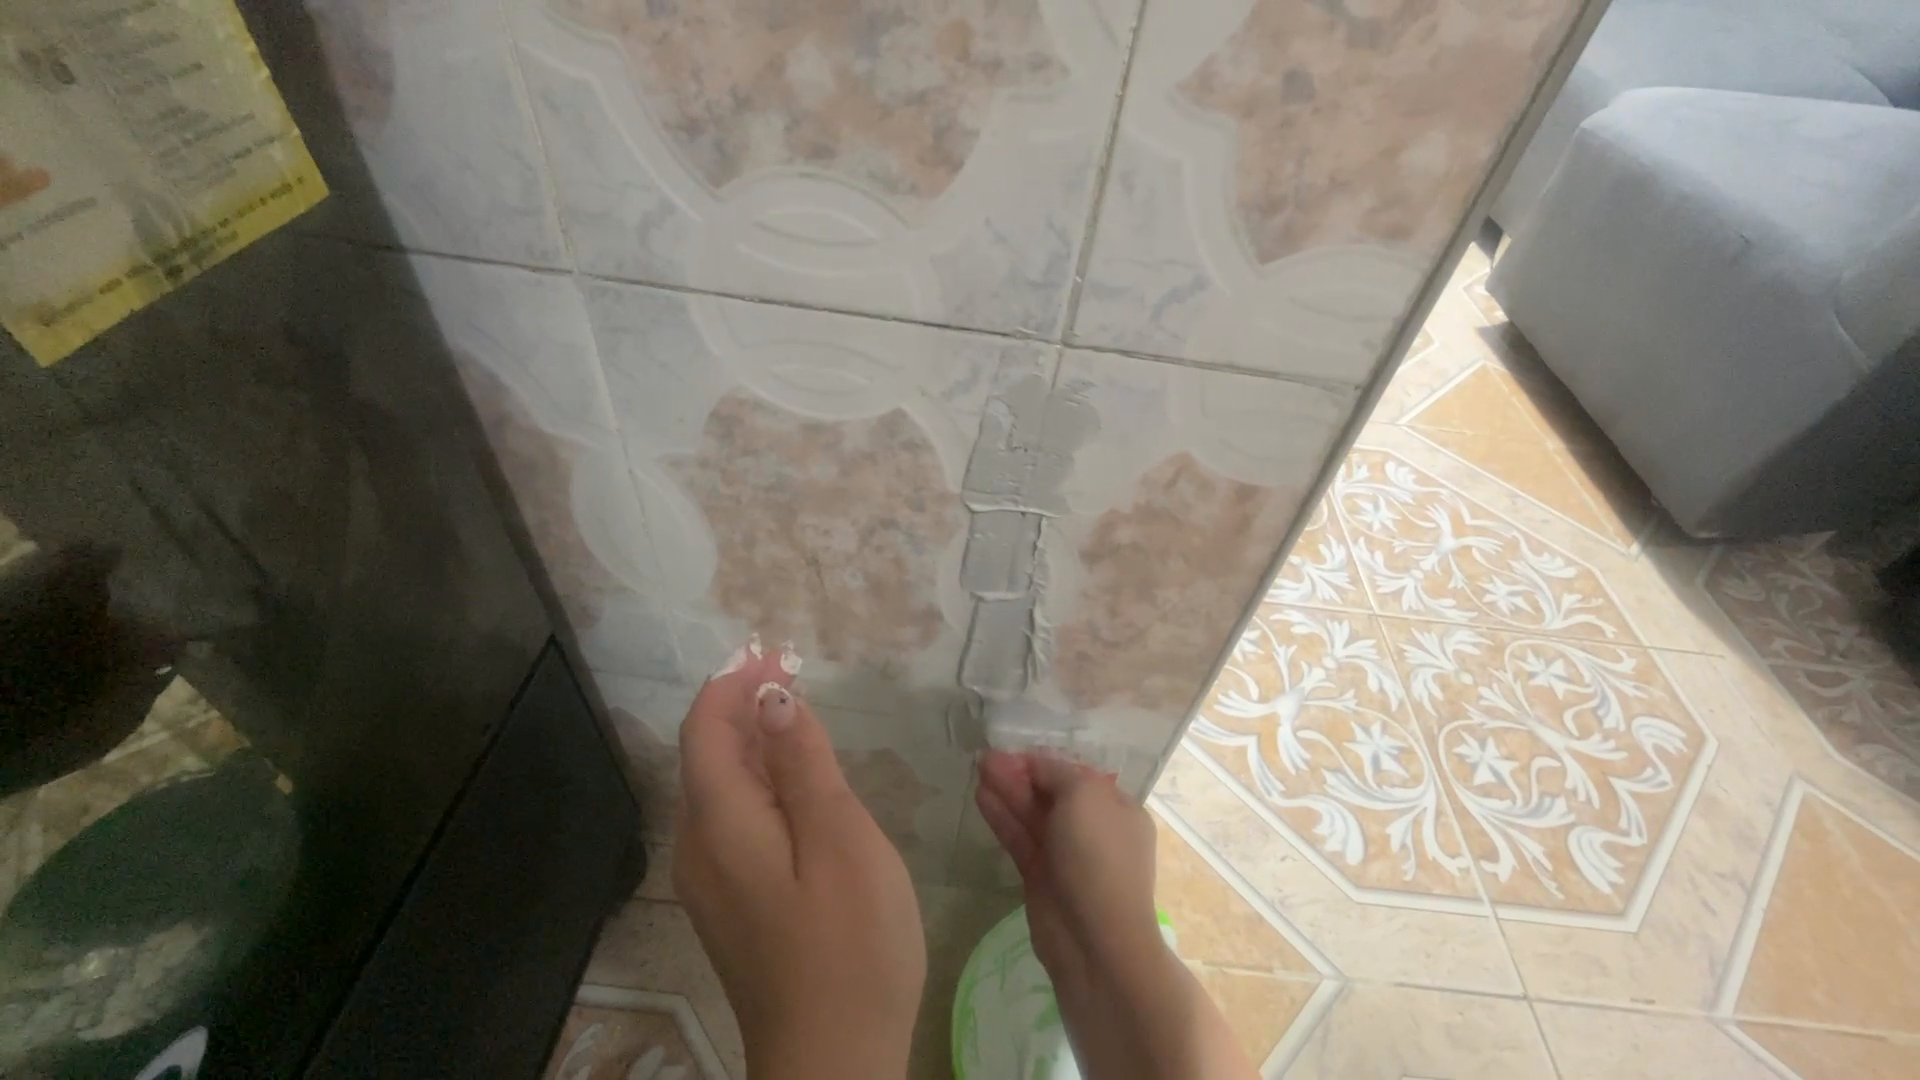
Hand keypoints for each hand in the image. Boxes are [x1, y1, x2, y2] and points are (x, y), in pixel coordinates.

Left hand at [673, 639, 925, 1078]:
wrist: (833, 1061)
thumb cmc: (849, 942)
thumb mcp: (839, 838)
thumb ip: (803, 762)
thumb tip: (771, 696)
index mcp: (720, 822)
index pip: (706, 729)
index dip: (733, 681)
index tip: (773, 648)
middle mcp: (699, 846)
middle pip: (708, 754)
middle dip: (741, 704)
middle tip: (791, 668)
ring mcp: (712, 881)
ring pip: (721, 787)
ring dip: (752, 741)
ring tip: (796, 712)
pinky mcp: (733, 904)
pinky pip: (735, 821)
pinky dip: (759, 782)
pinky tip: (797, 784)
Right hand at [975, 751, 1257, 1079]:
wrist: (1096, 942)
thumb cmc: (1098, 859)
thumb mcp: (1084, 798)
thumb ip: (1057, 773)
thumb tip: (1037, 764)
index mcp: (1116, 808)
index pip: (1077, 775)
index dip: (1045, 760)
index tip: (1014, 748)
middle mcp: (1093, 829)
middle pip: (1052, 793)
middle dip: (1020, 773)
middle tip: (986, 756)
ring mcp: (1066, 855)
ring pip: (1032, 815)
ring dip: (1007, 791)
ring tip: (977, 768)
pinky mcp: (1040, 876)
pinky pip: (1020, 838)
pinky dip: (1002, 817)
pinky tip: (980, 796)